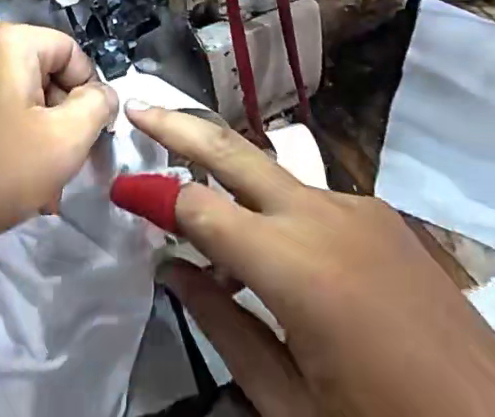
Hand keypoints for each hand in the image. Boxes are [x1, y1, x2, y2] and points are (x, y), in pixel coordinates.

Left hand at [0, 23, 118, 264]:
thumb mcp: (64, 140)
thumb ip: (97, 107)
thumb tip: (103, 93)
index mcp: (9, 43)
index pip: (72, 53)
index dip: (90, 93)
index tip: (90, 137)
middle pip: (45, 77)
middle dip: (63, 124)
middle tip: (66, 170)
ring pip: (20, 103)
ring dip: (39, 143)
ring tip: (41, 191)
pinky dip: (10, 145)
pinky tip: (11, 187)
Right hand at [124, 106, 494, 416]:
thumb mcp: (292, 403)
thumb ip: (223, 326)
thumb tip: (172, 271)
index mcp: (294, 268)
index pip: (198, 209)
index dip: (153, 197)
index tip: (117, 190)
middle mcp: (320, 216)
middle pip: (232, 151)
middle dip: (178, 126)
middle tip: (137, 108)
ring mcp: (354, 207)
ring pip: (267, 170)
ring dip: (222, 168)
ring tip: (188, 190)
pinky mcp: (377, 213)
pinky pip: (305, 197)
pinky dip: (268, 206)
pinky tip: (266, 247)